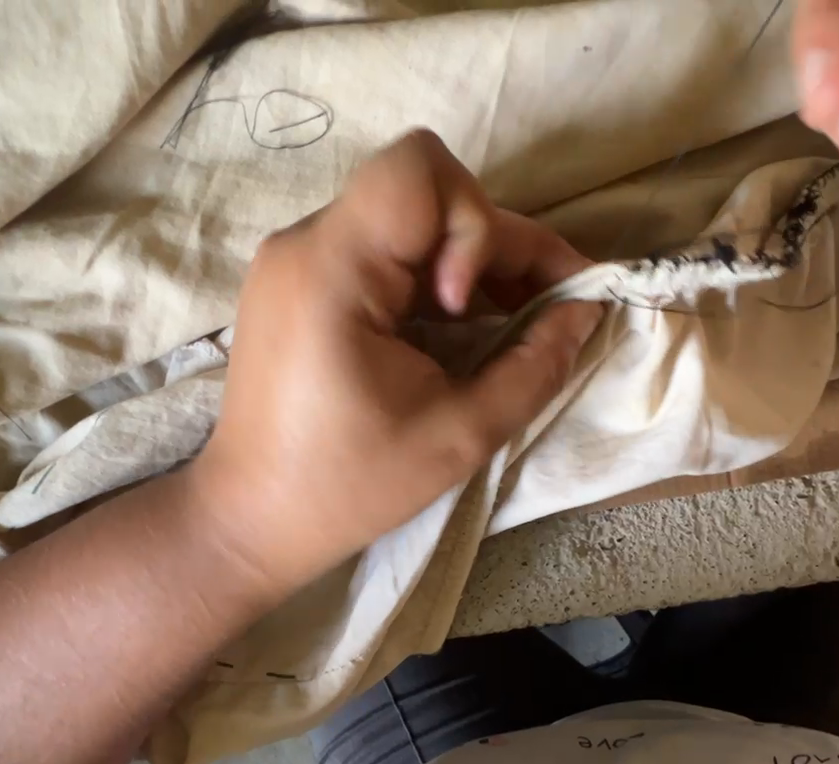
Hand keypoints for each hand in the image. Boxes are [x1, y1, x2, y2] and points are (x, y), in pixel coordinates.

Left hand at [192, 130, 602, 588]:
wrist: (253, 518)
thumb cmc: (351, 487)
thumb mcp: (460, 437)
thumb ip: (535, 367)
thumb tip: (585, 312)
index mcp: (333, 272)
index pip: (420, 170)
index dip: (478, 225)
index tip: (472, 307)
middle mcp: (306, 245)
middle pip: (424, 194)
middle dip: (497, 248)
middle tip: (543, 312)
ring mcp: (297, 261)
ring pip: (409, 220)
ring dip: (471, 264)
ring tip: (508, 326)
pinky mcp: (299, 283)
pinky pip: (383, 252)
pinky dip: (433, 280)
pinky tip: (459, 331)